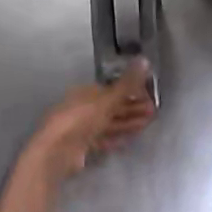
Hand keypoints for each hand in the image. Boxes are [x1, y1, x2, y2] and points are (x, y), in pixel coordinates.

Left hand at [23, 61, 154, 181]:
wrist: (58, 151)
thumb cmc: (80, 119)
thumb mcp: (107, 99)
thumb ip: (127, 83)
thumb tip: (144, 60)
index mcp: (85, 93)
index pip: (111, 89)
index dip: (130, 92)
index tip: (148, 96)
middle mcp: (82, 108)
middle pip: (111, 107)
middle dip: (132, 108)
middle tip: (153, 111)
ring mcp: (82, 128)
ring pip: (109, 123)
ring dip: (128, 122)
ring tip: (148, 123)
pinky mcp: (82, 146)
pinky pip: (104, 139)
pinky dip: (117, 137)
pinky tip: (130, 139)